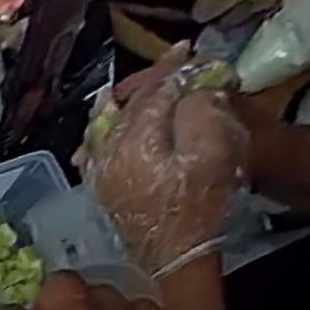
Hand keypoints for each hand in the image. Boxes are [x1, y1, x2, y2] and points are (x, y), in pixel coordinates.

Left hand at [85, 42, 246, 276]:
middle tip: (169, 65)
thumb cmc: (200, 205)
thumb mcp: (215, 150)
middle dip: (147, 85)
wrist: (178, 256)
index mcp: (137, 142)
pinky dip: (97, 138)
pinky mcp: (103, 193)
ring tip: (123, 90)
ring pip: (103, 131)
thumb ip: (199, 110)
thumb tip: (187, 91)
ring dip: (116, 108)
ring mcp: (102, 177)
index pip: (153, 93)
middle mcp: (110, 157)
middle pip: (127, 109)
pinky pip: (93, 157)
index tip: (187, 53)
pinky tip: (99, 131)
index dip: (172, 71)